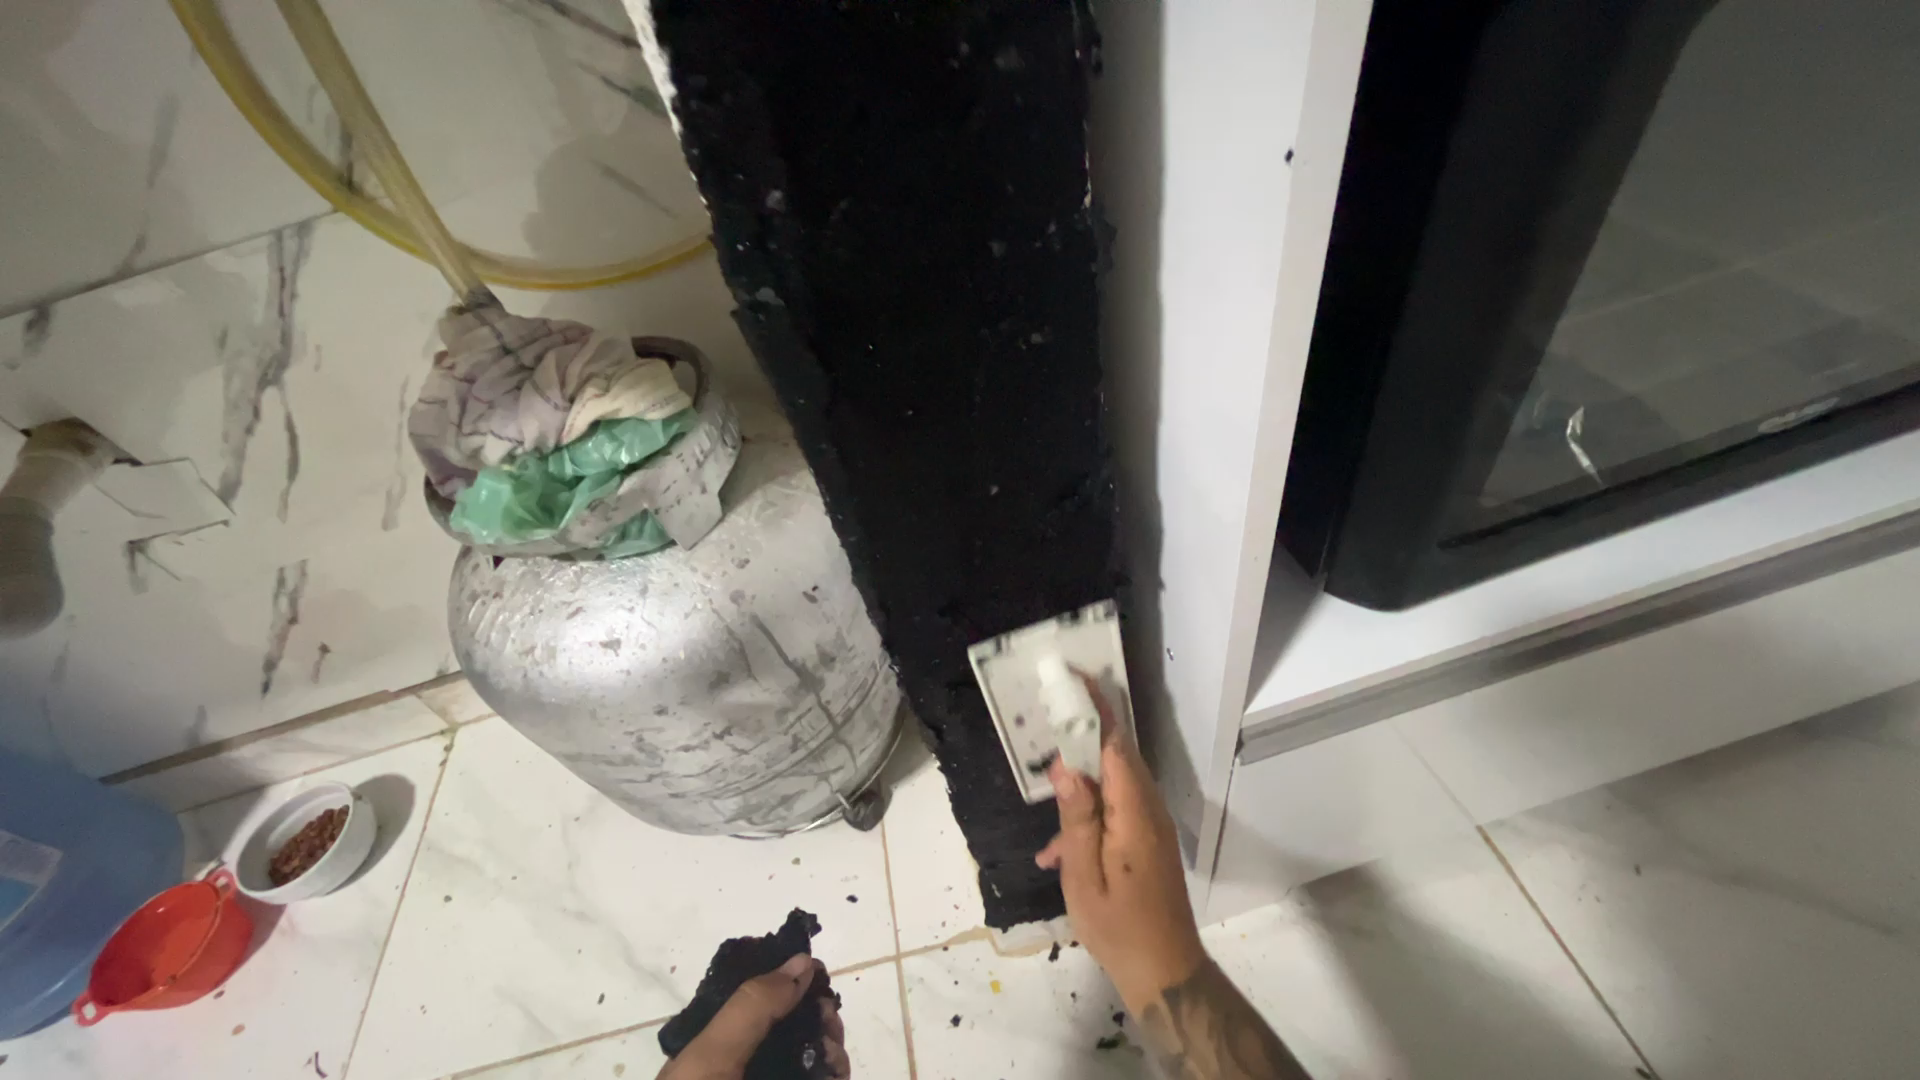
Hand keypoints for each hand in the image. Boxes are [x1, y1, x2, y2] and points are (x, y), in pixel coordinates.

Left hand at [656, 954, 850, 1079]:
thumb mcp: (709, 1058)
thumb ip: (753, 1007)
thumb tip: (801, 960)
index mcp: (716, 1047)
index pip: (757, 998)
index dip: (788, 979)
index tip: (813, 974)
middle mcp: (745, 1063)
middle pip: (791, 1023)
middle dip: (816, 1012)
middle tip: (825, 1017)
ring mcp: (773, 1076)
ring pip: (811, 1052)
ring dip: (830, 1043)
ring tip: (831, 1051)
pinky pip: (822, 1076)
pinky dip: (834, 1068)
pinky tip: (835, 1068)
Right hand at [1035, 681, 1207, 1011]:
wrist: (1165, 973)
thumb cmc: (1118, 927)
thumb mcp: (1084, 874)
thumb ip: (1077, 817)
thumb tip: (1066, 766)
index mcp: (1134, 813)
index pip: (1116, 745)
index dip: (1096, 710)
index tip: (1075, 680)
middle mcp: (1149, 809)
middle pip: (1118, 756)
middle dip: (1085, 733)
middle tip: (1051, 717)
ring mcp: (1152, 825)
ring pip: (1115, 782)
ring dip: (1082, 781)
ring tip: (1047, 786)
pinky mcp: (1148, 840)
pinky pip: (1117, 810)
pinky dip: (1088, 817)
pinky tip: (1056, 852)